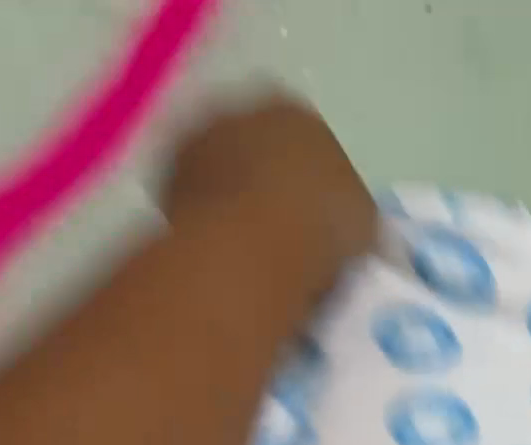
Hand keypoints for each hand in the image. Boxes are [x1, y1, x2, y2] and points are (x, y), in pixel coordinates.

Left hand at [161, 93, 376, 266]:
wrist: (254, 247)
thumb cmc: (322, 225)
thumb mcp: (366, 220)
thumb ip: (355, 209)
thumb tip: (351, 224)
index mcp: (297, 112)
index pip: (315, 138)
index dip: (324, 177)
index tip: (332, 214)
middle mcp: (241, 110)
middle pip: (264, 146)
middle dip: (277, 178)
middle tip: (298, 226)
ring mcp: (197, 138)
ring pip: (230, 169)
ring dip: (243, 197)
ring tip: (267, 244)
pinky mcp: (164, 175)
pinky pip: (204, 196)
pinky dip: (217, 216)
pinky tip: (238, 248)